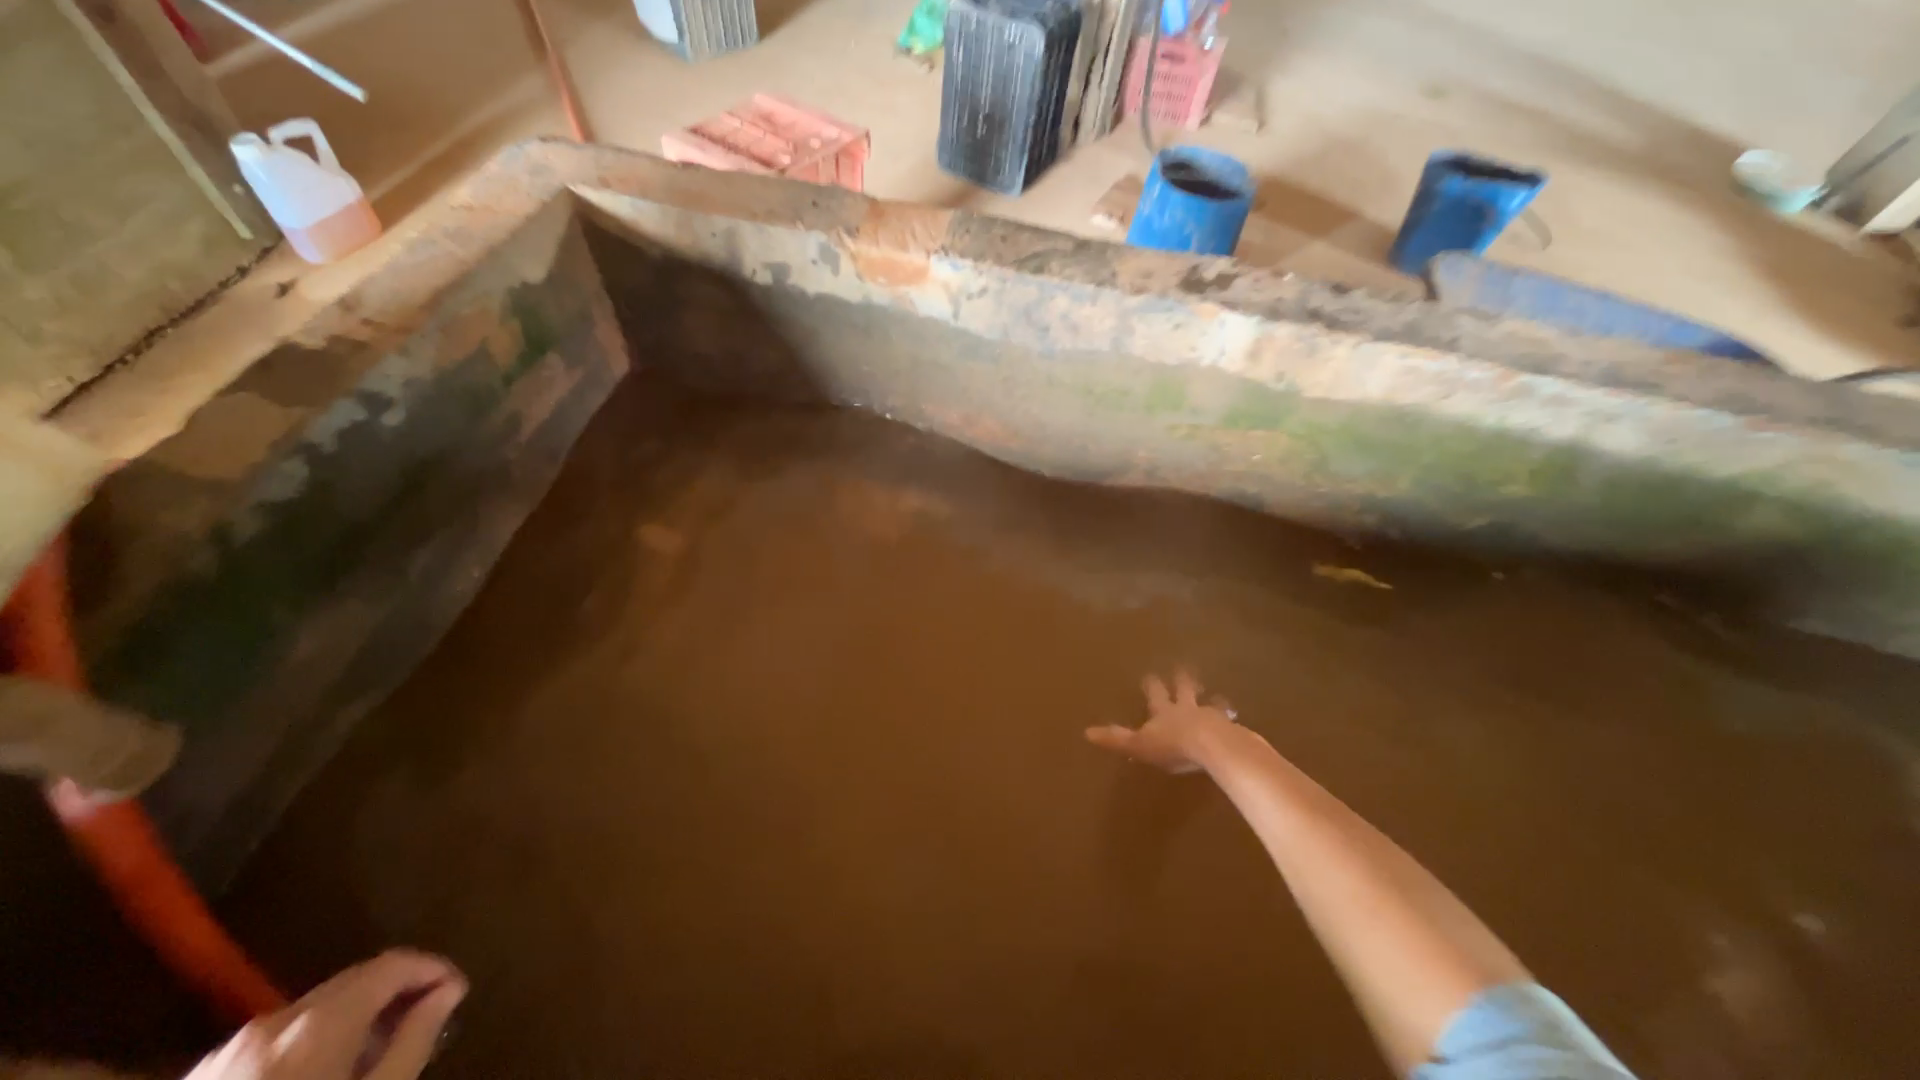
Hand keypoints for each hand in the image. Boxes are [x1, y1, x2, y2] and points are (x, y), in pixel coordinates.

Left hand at [187, 950, 466, 1079]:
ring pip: (315, 1010)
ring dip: (357, 1017)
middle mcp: (277, 1018)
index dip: (432, 968)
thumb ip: (414, 1041)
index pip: (392, 964)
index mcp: (321, 1021)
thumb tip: (448, 991)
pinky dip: (317, 1040)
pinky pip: (280, 1038)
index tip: (458, 992)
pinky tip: (326, 1077)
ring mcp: (234, 1047)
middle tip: (429, 1020)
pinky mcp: (207, 1074)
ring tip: (381, 1054)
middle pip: (352, 981)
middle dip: (397, 991)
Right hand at [1085, 670, 1243, 773]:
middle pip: (1185, 690)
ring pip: (1212, 704)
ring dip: (1213, 700)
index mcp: (1164, 711)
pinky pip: (1231, 723)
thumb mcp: (1139, 744)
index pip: (1156, 693)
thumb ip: (1116, 739)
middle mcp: (1188, 709)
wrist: (1214, 747)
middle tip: (1185, 669)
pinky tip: (1237, 724)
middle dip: (1184, 681)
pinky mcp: (1232, 730)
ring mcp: (1212, 717)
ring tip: (1219, 698)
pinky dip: (1231, 722)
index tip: (1151, 674)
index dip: (1152, 685)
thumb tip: (1087, 732)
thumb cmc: (1172, 746)